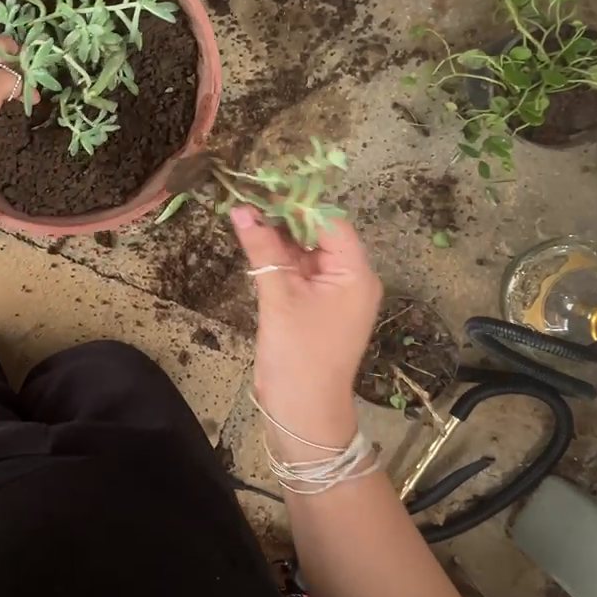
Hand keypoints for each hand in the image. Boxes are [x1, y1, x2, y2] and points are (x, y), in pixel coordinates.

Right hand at [234, 210, 381, 456]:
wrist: (303, 411)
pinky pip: (299, 268)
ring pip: (305, 248)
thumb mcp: (278, 296)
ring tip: (244, 212)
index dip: (296, 200)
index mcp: (355, 273)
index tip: (262, 185)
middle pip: (318, 231)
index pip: (328, 221)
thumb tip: (241, 208)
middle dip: (284, 214)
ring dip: (278, 233)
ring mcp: (333, 291)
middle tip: (247, 196)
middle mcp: (350, 277)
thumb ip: (261, 248)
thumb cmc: (299, 354)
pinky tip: (253, 240)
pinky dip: (278, 255)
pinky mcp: (316, 304)